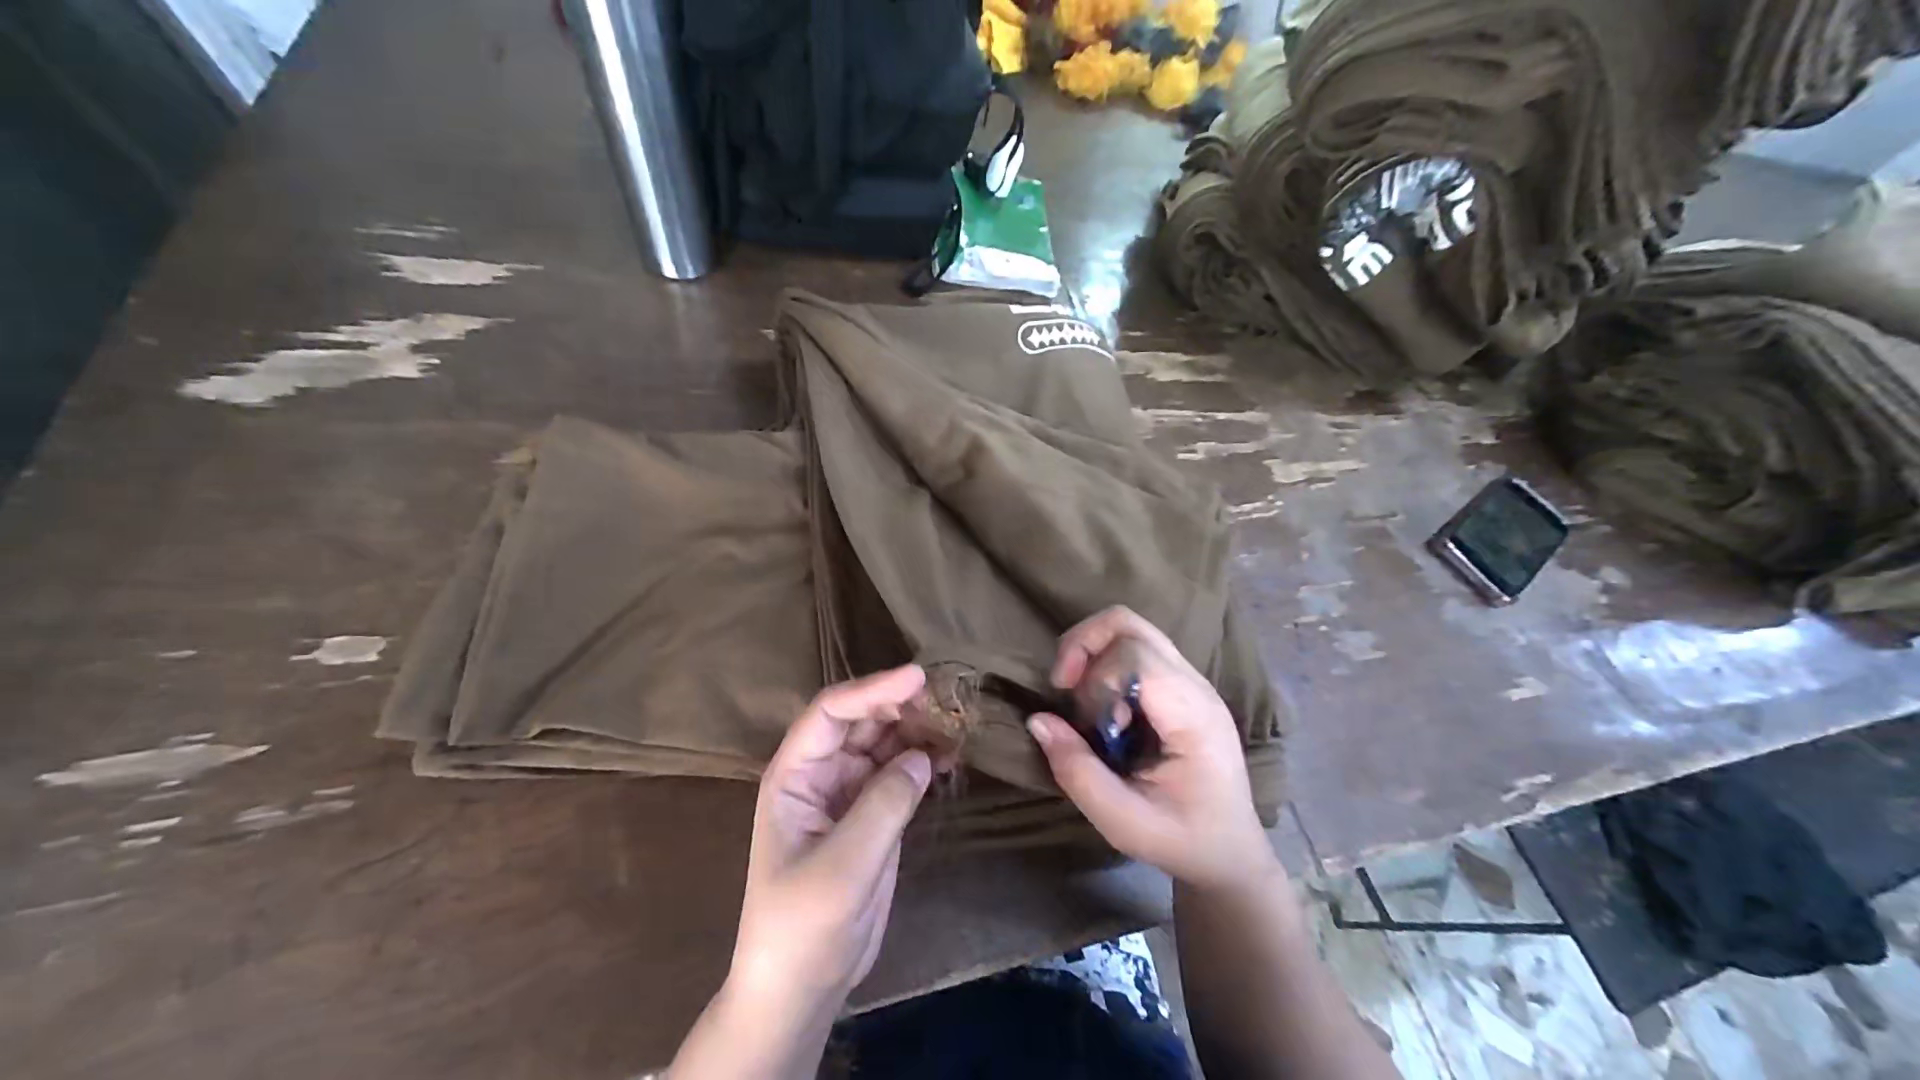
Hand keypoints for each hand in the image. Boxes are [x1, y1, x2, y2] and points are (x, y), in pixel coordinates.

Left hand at [727, 664, 935, 1015]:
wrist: (801, 987)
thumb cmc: (803, 925)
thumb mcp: (842, 866)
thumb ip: (883, 805)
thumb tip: (922, 756)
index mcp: (795, 774)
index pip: (831, 712)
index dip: (873, 689)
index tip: (918, 676)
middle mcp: (821, 774)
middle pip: (861, 721)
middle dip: (901, 705)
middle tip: (948, 698)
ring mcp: (848, 794)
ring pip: (885, 744)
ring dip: (917, 730)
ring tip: (957, 722)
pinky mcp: (873, 816)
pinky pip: (900, 774)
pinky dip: (924, 761)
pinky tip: (951, 756)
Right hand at [1028, 606, 1276, 891]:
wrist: (1230, 853)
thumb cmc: (1182, 840)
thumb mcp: (1123, 822)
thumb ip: (1078, 772)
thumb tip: (1037, 720)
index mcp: (1193, 716)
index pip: (1136, 656)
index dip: (1095, 677)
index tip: (1081, 720)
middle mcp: (1196, 686)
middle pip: (1129, 625)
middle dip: (1083, 645)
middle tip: (1063, 687)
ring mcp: (1191, 682)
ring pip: (1131, 629)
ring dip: (1092, 653)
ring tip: (1080, 698)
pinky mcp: (1179, 687)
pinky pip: (1135, 650)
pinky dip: (1104, 665)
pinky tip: (1101, 708)